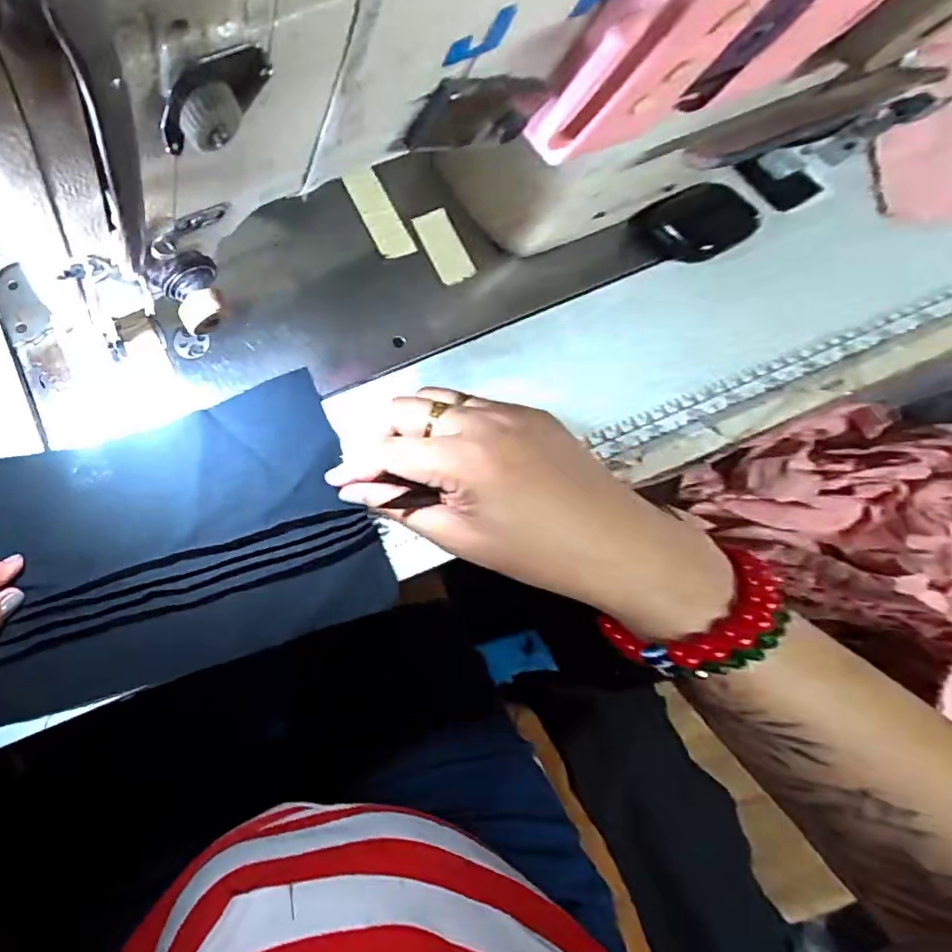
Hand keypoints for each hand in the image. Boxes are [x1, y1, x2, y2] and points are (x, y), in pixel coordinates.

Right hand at [325, 388, 733, 640]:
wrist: (615, 544)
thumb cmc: (533, 554)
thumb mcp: (459, 537)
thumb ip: (401, 507)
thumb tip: (359, 491)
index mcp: (462, 457)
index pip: (389, 450)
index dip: (357, 466)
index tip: (336, 480)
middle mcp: (479, 419)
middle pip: (406, 408)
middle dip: (381, 437)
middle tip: (378, 471)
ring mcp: (507, 409)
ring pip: (437, 398)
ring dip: (413, 423)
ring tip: (411, 456)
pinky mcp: (528, 410)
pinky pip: (471, 403)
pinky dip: (448, 421)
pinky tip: (454, 450)